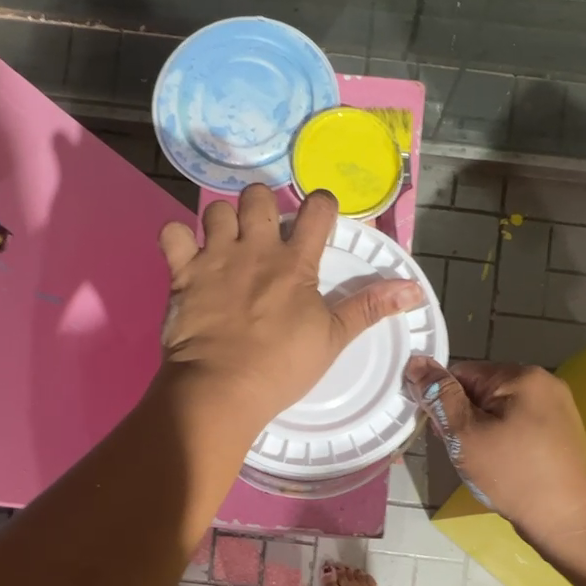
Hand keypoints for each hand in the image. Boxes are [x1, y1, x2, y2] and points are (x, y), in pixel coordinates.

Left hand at [157, 185, 425, 433]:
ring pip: (216, 211)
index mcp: (295, 262)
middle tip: (263, 235)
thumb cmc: (281, 368)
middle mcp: (254, 248)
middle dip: (262, 207)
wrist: (221, 389)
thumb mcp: (333, 339)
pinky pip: (172, 234)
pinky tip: (185, 256)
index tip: (319, 220)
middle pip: (257, 196)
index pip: (317, 208)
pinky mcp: (181, 274)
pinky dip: (177, 240)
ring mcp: (214, 258)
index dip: (321, 206)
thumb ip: (369, 308)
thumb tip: (413, 290)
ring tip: (226, 247)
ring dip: (222, 222)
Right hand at [405, 357, 585, 545]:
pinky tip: (503, 466)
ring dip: (482, 432)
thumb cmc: (513, 475)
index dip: (443, 401)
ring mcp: (556, 407)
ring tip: (483, 463)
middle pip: (482, 390)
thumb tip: (416, 362)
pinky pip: (519, 425)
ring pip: (499, 410)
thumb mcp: (466, 435)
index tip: (441, 434)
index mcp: (521, 375)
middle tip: (463, 454)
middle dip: (464, 419)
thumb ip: (440, 397)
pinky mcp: (561, 431)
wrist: (568, 518)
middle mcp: (543, 382)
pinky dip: (503, 441)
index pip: (462, 372)